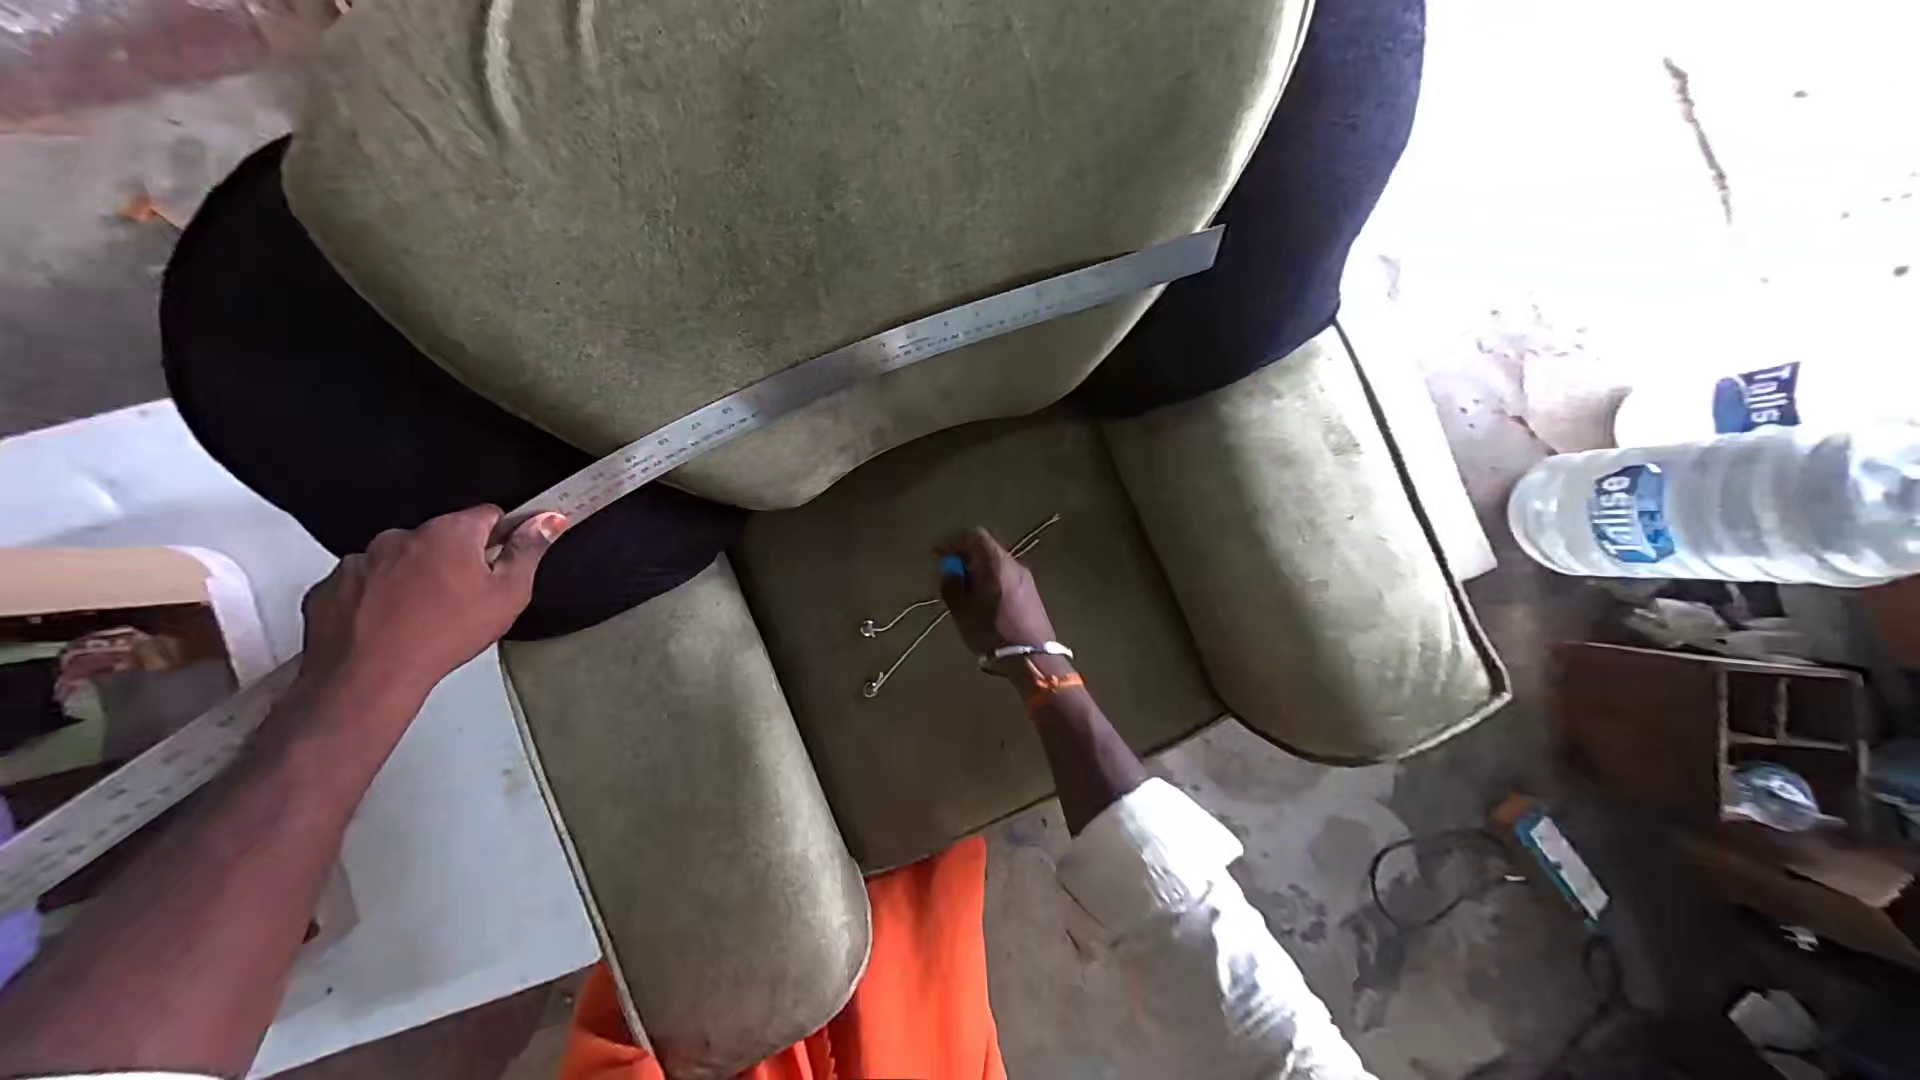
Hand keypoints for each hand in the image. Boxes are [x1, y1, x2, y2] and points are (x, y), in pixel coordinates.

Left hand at [297, 506, 565, 704]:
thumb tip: (549, 519)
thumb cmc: (448, 632)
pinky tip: (389, 622)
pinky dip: (378, 595)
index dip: (503, 536)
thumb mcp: (508, 594)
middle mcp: (402, 535)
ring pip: (402, 559)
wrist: (369, 676)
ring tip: (424, 614)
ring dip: (416, 575)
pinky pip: (365, 582)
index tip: (503, 562)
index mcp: (450, 532)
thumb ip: (528, 551)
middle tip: (467, 596)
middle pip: (443, 537)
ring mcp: (361, 559)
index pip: (488, 515)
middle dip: (457, 557)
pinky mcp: (330, 585)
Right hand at [935, 527, 1058, 657]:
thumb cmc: (992, 632)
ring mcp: (1026, 579)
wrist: (1032, 657)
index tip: (938, 556)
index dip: (952, 542)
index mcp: (996, 563)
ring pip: (996, 564)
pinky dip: (990, 580)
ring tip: (964, 590)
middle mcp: (1014, 564)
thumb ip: (952, 584)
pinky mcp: (1032, 594)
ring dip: (978, 570)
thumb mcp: (962, 610)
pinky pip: (1005, 577)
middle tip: (949, 574)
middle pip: (986, 548)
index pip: (973, 536)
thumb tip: (948, 569)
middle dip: (964, 557)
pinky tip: (983, 601)